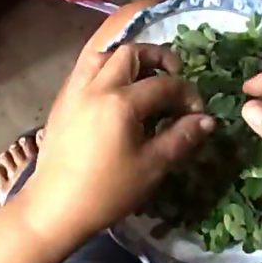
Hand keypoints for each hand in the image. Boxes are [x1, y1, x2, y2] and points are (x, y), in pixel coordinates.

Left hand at [15, 17, 215, 249]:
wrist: (54, 209)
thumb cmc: (107, 191)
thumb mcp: (152, 167)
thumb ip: (181, 137)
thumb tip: (207, 120)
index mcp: (121, 102)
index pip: (165, 84)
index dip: (188, 94)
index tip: (197, 112)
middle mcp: (96, 87)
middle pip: (131, 53)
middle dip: (158, 59)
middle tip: (173, 76)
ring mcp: (75, 92)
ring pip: (103, 55)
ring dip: (127, 60)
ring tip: (142, 78)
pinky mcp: (62, 103)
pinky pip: (85, 71)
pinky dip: (105, 71)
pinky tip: (115, 93)